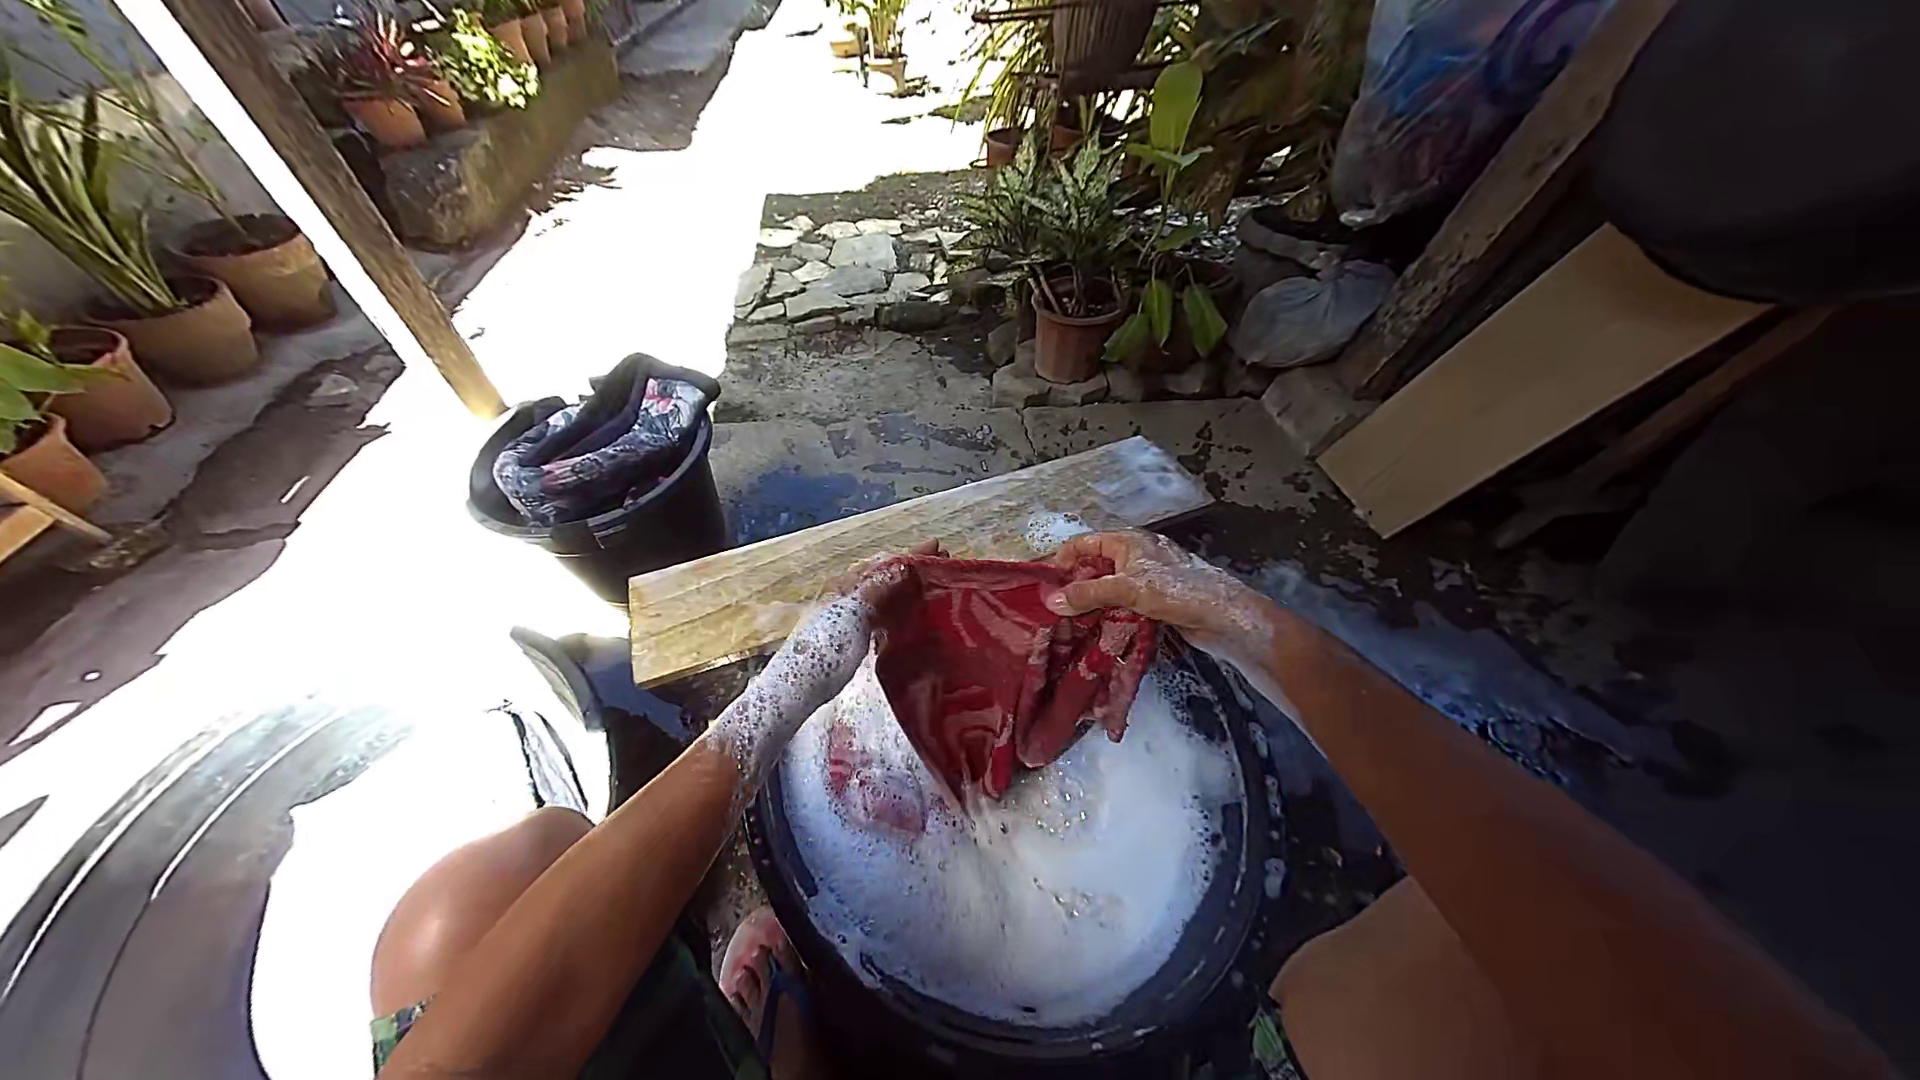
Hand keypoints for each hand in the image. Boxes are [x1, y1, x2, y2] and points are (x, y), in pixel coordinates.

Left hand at [706, 541, 943, 792]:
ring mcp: (853, 618)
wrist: (798, 691)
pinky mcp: (856, 639)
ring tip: (937, 585)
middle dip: (916, 569)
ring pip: (889, 596)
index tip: (939, 546)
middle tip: (944, 565)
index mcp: (849, 586)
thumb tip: (904, 565)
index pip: (886, 563)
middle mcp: (851, 597)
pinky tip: (917, 615)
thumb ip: (878, 590)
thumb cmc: (822, 651)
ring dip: (913, 588)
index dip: (913, 554)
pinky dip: (905, 609)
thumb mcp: (852, 616)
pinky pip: (886, 615)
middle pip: (889, 576)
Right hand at [1042, 530, 1275, 652]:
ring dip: (1090, 604)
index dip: (1063, 561)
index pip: (1084, 543)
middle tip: (1056, 610)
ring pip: (1106, 588)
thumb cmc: (1178, 591)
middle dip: (1074, 586)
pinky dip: (1107, 614)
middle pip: (1093, 567)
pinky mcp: (1153, 602)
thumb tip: (1051, 601)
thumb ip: (1088, 594)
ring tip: (1071, 623)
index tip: (1047, 586)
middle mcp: (1134, 556)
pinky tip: (1097, 630)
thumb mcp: (1128, 589)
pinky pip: (1121, 605)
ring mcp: (1145, 580)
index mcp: (1127, 542)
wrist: (1225, 618)